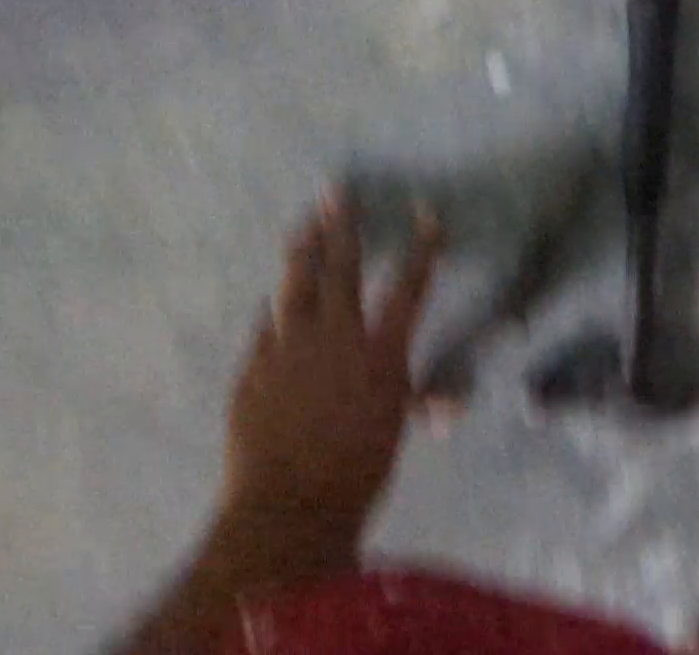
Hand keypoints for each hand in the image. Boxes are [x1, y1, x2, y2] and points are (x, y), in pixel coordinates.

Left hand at [221, 189, 443, 547]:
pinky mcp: (254, 371)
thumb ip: (418, 400)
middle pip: (342, 271)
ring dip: (301, 254)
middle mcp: (338, 338)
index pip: (410, 285)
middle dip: (343, 229)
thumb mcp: (400, 422)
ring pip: (295, 289)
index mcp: (383, 348)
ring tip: (303, 224)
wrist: (291, 503)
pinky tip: (274, 298)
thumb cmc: (365, 463)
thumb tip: (444, 409)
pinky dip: (275, 310)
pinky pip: (266, 329)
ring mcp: (289, 351)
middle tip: (338, 195)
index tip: (427, 213)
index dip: (423, 246)